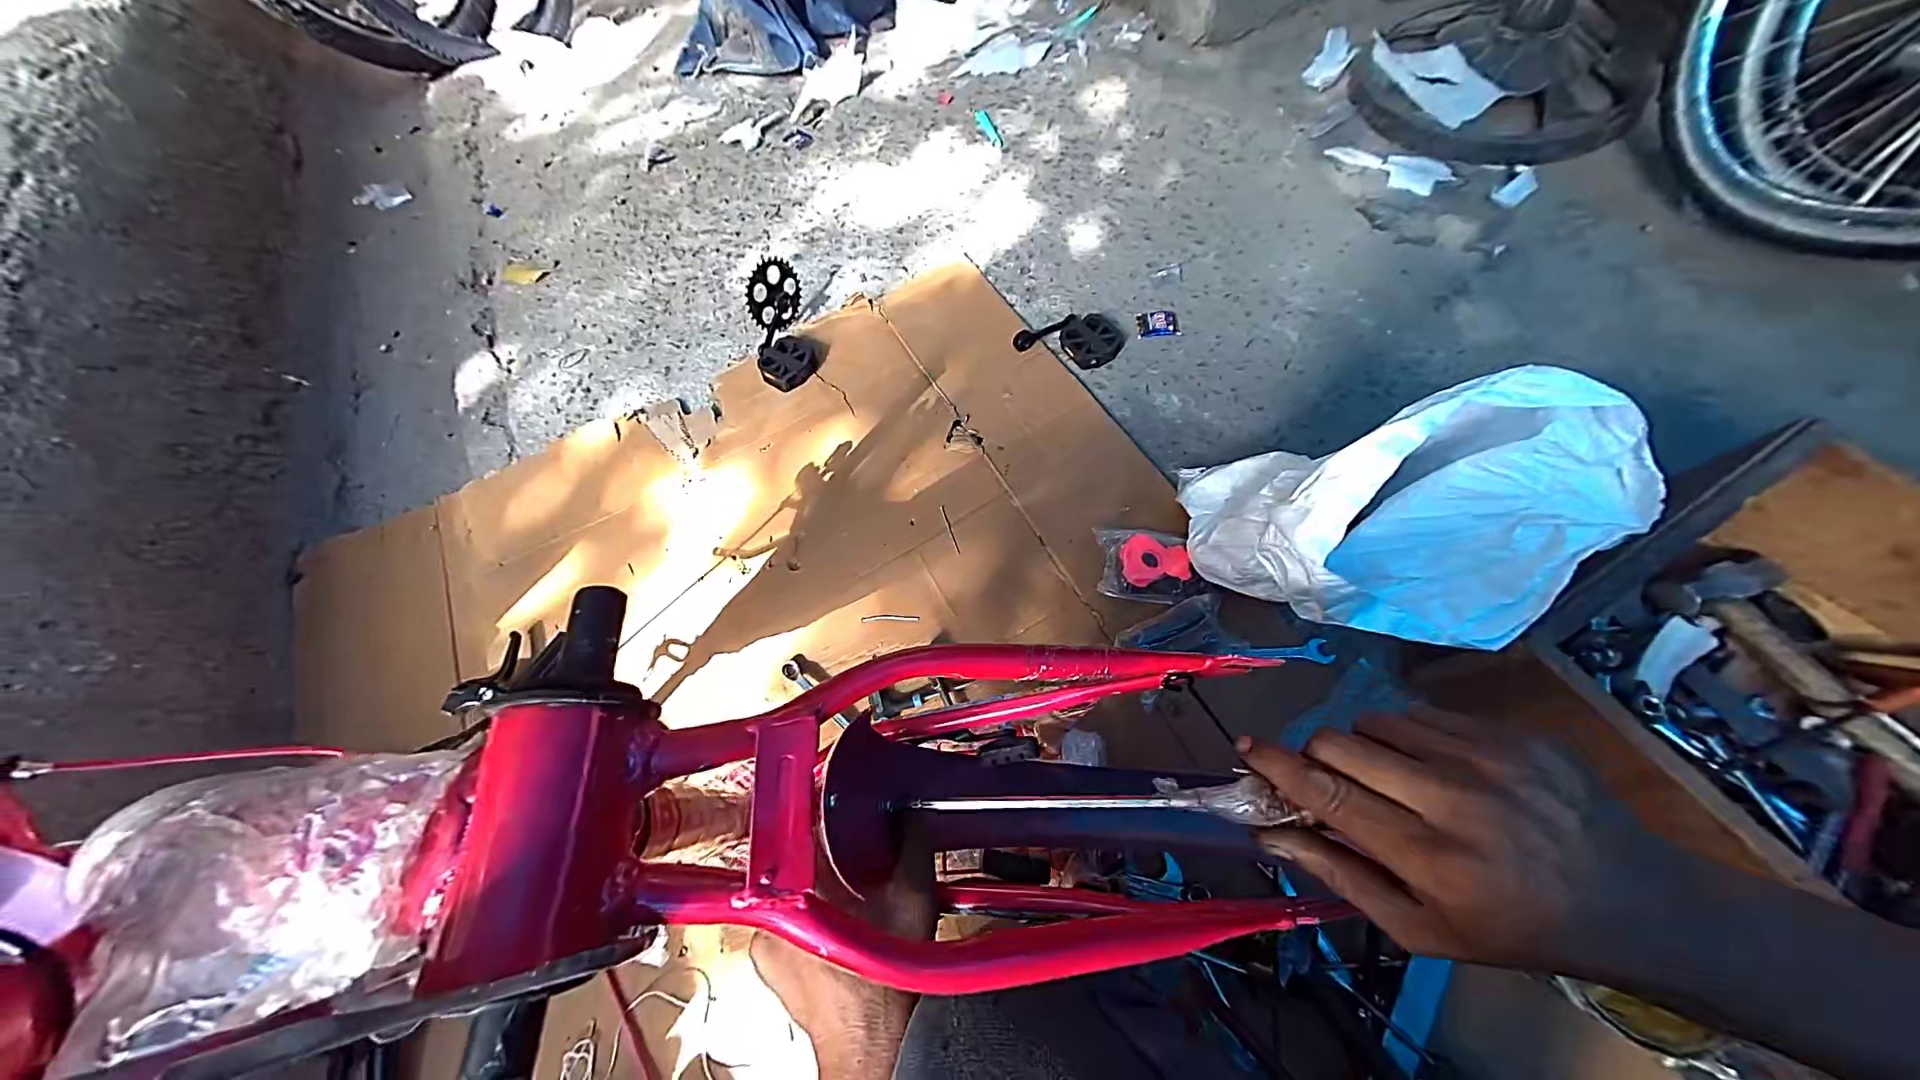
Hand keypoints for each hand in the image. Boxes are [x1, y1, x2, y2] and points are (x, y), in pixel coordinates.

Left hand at [749, 823, 934, 1078]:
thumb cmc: (886, 984)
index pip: (802, 829)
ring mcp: (764, 942)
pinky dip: (814, 913)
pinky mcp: (769, 963)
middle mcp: (770, 914)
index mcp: (796, 892)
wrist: (873, 1047)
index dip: (828, 812)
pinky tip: (844, 921)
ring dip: (823, 883)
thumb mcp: (912, 899)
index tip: (844, 804)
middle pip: (799, 858)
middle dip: (830, 852)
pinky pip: (790, 918)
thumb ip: (910, 846)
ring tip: (856, 889)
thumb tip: (908, 814)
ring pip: (795, 888)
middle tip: (861, 853)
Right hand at [1238, 705, 1673, 971]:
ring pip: (1374, 721)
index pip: (1329, 793)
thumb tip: (1270, 832)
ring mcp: (1488, 757)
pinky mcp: (1509, 733)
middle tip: (1329, 778)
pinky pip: (1418, 714)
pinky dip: (1405, 737)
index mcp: (1432, 858)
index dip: (1277, 765)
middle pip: (1340, 742)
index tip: (1245, 747)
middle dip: (1317, 756)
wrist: (1636, 902)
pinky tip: (1436, 769)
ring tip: (1393, 779)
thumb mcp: (1421, 929)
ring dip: (1363, 746)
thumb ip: (1339, 876)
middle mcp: (1456, 799)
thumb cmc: (1512, 927)